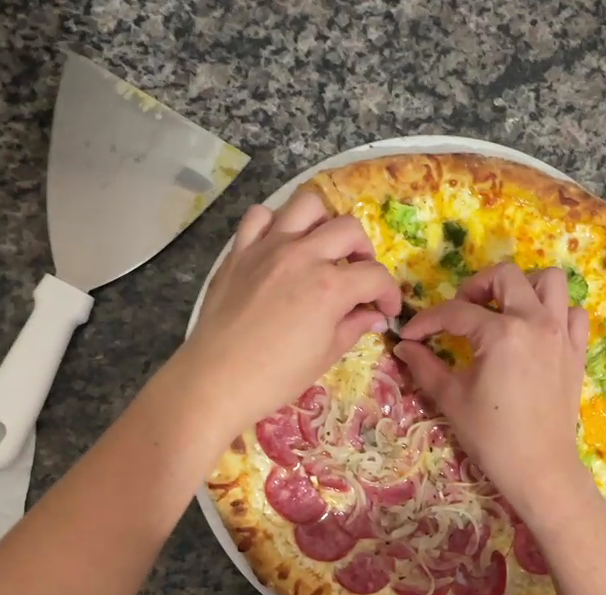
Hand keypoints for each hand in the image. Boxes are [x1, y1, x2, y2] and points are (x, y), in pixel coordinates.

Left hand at [174, 190, 400, 435]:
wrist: (217, 379)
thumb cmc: (276, 377)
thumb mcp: (324, 357)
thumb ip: (353, 327)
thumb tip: (373, 316)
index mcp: (329, 286)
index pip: (374, 276)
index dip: (388, 294)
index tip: (386, 310)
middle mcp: (302, 255)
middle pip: (348, 229)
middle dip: (364, 252)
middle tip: (359, 276)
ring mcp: (268, 247)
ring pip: (307, 205)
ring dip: (324, 222)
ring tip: (323, 248)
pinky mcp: (240, 251)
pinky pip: (260, 216)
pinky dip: (276, 224)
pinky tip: (280, 246)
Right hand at [392, 263, 592, 515]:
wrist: (540, 468)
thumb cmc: (492, 437)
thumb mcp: (452, 400)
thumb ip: (426, 367)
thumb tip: (404, 347)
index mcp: (501, 333)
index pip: (456, 312)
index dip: (427, 321)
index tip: (411, 335)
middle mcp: (535, 322)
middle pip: (506, 276)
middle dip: (476, 286)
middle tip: (461, 312)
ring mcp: (561, 334)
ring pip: (549, 281)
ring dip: (523, 286)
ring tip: (504, 309)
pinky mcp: (576, 351)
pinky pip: (572, 312)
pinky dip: (554, 311)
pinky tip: (535, 330)